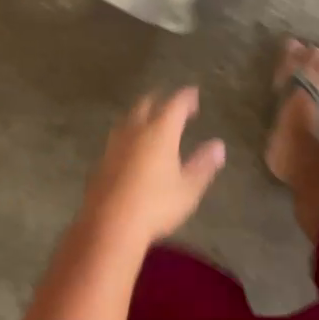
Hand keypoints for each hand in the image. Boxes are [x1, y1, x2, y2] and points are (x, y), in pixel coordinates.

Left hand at [83, 88, 226, 242]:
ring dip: (141, 115)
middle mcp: (135, 131)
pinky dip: (128, 136)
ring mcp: (114, 145)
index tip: (193, 94)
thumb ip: (203, 164)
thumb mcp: (188, 188)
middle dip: (160, 100)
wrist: (110, 225)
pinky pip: (116, 139)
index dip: (186, 97)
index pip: (175, 104)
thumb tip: (218, 146)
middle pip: (146, 104)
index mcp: (160, 132)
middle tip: (172, 105)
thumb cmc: (156, 205)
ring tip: (151, 123)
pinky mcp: (100, 161)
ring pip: (128, 119)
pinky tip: (131, 149)